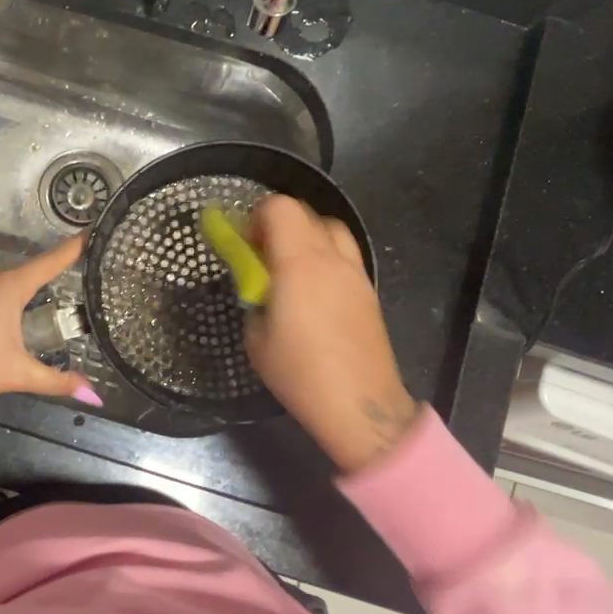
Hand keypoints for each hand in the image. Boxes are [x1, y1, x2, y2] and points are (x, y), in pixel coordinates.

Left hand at [0, 236, 97, 402]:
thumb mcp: (18, 375)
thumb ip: (57, 382)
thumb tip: (94, 396)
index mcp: (10, 287)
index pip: (50, 262)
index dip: (73, 248)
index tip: (91, 231)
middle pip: (30, 273)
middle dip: (51, 276)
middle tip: (77, 276)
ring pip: (7, 285)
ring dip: (25, 293)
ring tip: (48, 302)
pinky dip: (4, 301)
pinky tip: (10, 320)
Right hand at [245, 196, 417, 471]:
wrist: (359, 404)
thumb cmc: (299, 373)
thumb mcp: (256, 339)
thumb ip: (254, 300)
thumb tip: (259, 288)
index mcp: (299, 264)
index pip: (280, 209)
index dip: (256, 216)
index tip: (243, 243)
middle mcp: (332, 259)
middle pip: (306, 214)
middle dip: (279, 224)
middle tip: (261, 255)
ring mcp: (356, 274)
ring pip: (331, 231)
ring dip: (306, 238)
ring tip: (288, 270)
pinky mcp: (368, 292)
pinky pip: (344, 256)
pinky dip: (324, 258)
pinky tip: (311, 292)